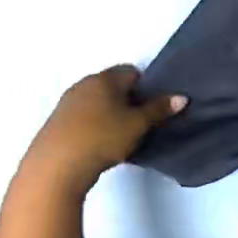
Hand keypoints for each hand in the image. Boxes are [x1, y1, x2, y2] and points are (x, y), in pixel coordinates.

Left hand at [19, 65, 184, 193]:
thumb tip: (181, 97)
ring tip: (121, 136)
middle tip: (141, 122)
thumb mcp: (138, 124)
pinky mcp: (57, 121)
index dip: (146, 87)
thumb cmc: (103, 137)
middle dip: (129, 100)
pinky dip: (96, 124)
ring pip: (98, 101)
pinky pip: (84, 115)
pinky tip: (101, 143)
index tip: (153, 107)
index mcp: (104, 78)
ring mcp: (67, 102)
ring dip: (111, 113)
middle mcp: (83, 84)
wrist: (57, 165)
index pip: (132, 71)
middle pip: (113, 85)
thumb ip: (159, 109)